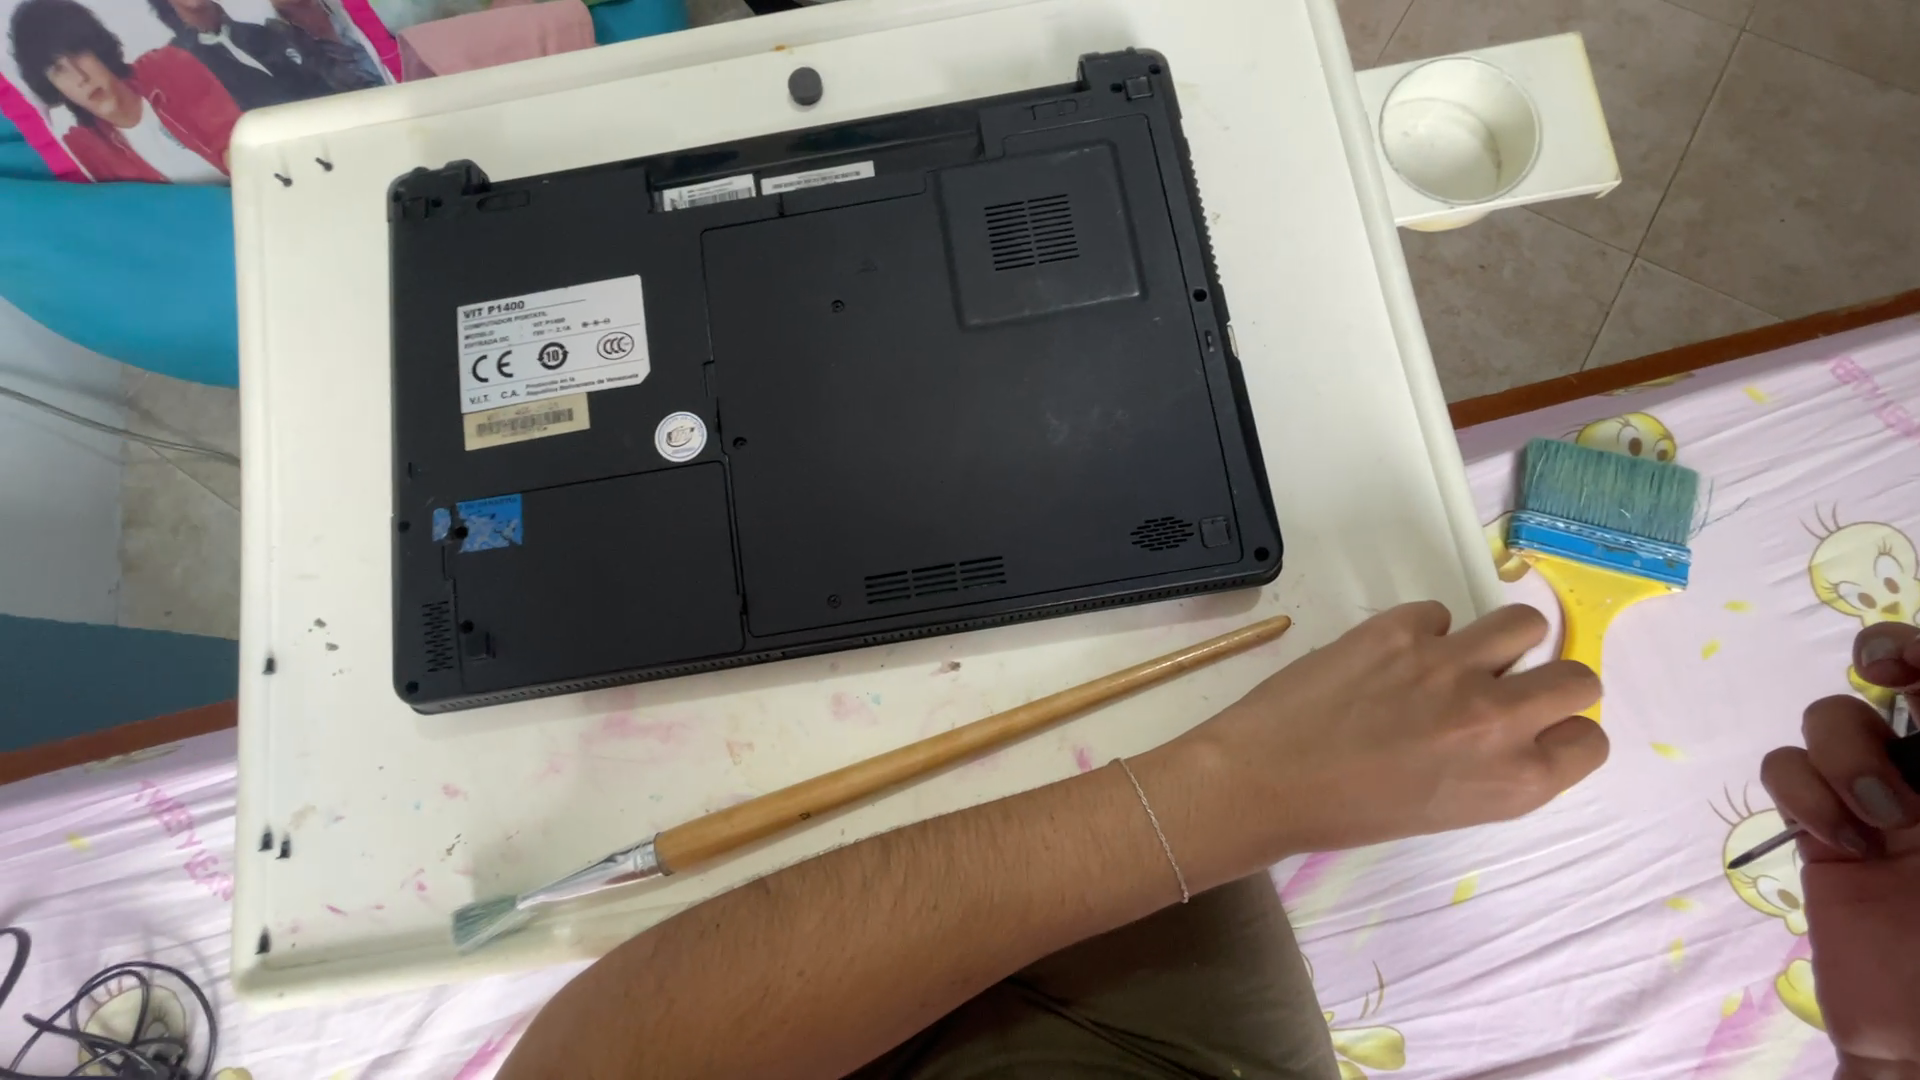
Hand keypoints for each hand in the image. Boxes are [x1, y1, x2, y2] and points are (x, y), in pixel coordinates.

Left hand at [1150, 602, 1605, 880]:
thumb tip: (1507, 723)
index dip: (1560, 730)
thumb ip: (1490, 765)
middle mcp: (1495, 718)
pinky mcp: (1394, 630)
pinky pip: (1436, 611)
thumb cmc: (1346, 810)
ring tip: (1454, 657)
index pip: (1588, 740)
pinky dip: (1422, 629)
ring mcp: (1445, 665)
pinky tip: (1387, 654)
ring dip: (1497, 640)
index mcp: (1514, 782)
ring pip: (1521, 623)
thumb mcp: (1444, 807)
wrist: (1264, 778)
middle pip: (1576, 676)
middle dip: (1547, 678)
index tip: (1532, 727)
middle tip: (1500, 686)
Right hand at [1761, 624, 1919, 1079]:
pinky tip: (1834, 839)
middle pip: (1884, 691)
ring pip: (1827, 725)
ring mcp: (1876, 799)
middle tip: (1882, 679)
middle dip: (1883, 682)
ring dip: (1840, 757)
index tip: (1896, 662)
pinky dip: (1800, 796)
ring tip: (1872, 817)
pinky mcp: (1819, 824)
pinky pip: (1783, 773)